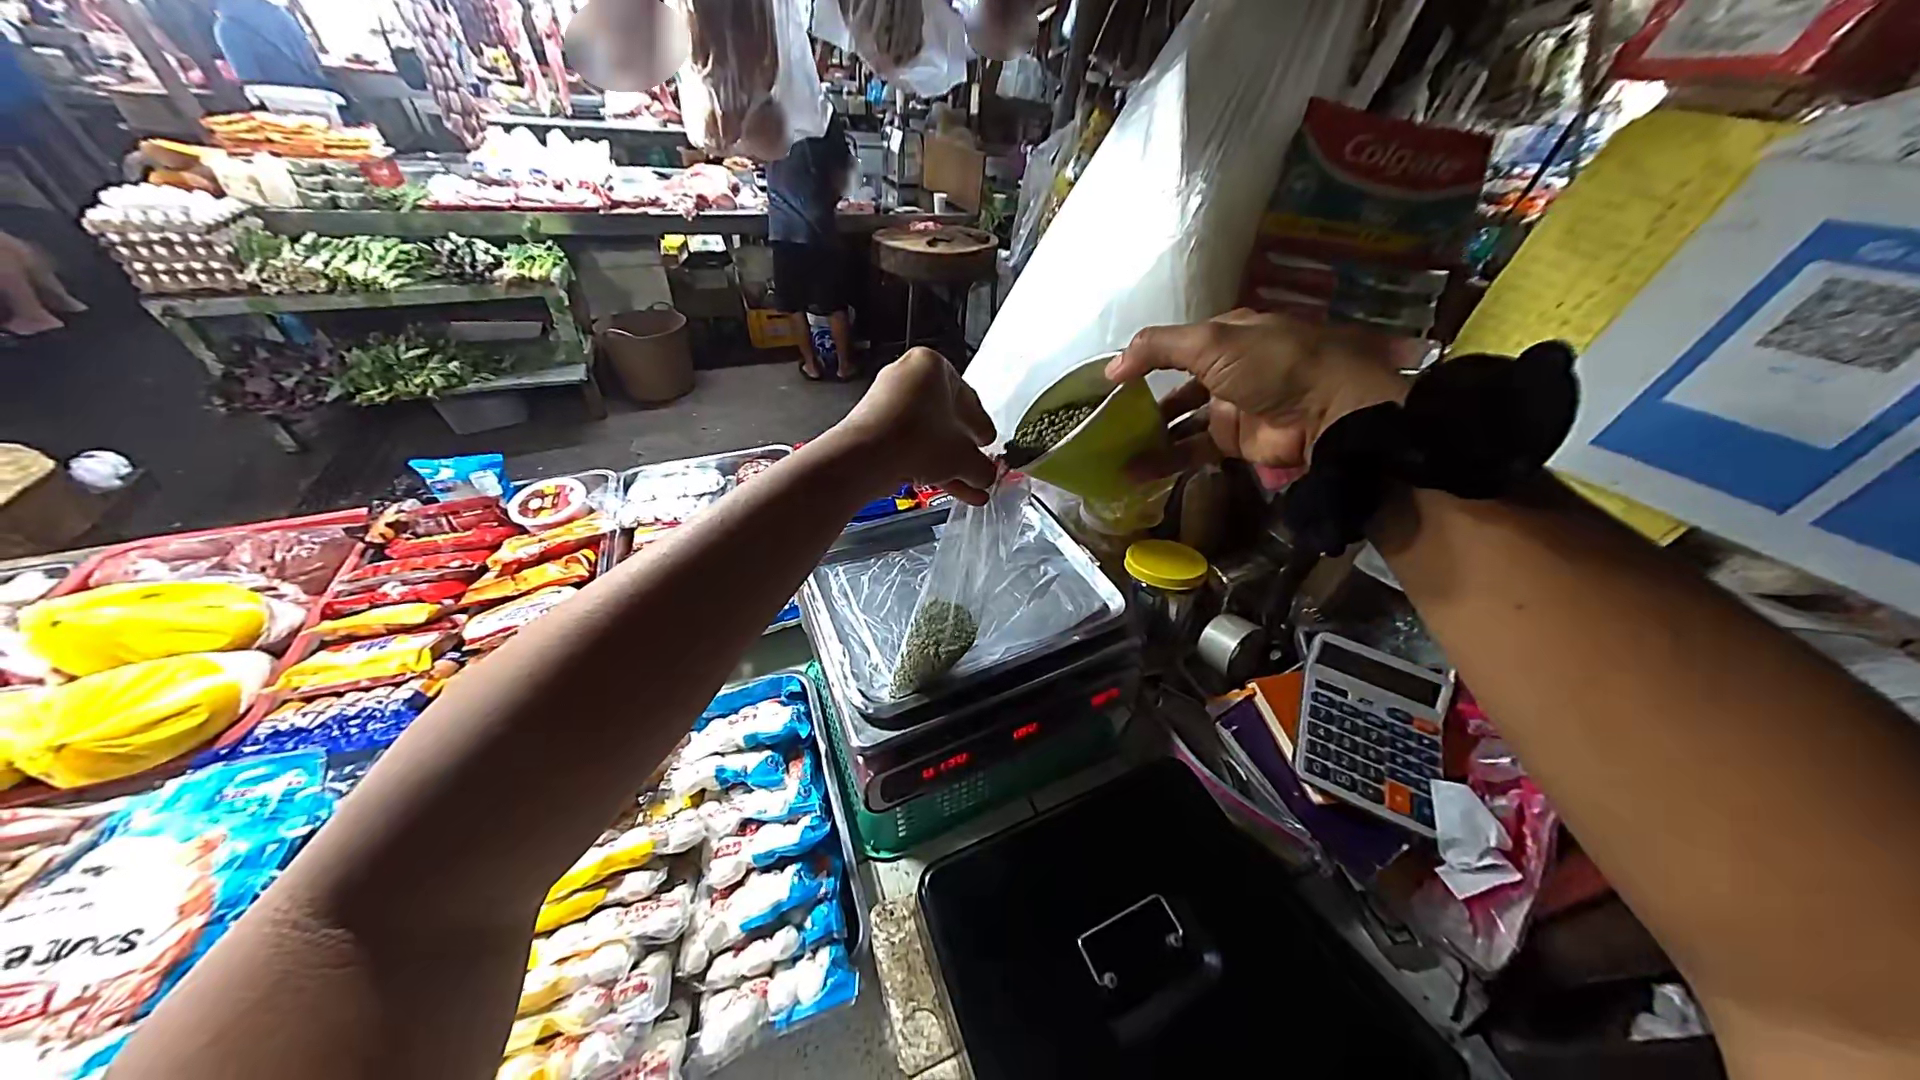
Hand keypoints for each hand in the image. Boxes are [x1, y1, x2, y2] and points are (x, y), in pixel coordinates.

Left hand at [829, 347, 998, 503]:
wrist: (864, 458)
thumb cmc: (913, 438)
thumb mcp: (964, 456)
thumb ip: (982, 466)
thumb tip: (984, 474)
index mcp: (931, 365)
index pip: (968, 398)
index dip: (981, 426)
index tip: (987, 442)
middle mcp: (905, 377)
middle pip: (945, 419)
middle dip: (962, 450)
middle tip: (976, 465)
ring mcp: (885, 404)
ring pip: (926, 437)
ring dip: (947, 464)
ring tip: (965, 486)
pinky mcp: (872, 430)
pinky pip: (907, 446)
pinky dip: (925, 465)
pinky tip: (943, 486)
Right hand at [1107, 310, 1408, 481]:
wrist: (1327, 411)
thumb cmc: (1270, 364)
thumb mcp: (1211, 341)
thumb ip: (1158, 349)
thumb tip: (1111, 369)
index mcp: (1224, 336)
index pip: (1175, 345)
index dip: (1143, 360)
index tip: (1109, 381)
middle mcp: (1225, 369)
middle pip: (1174, 384)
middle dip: (1142, 400)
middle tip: (1106, 418)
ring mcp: (1229, 406)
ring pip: (1179, 420)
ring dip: (1148, 434)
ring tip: (1111, 447)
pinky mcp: (1233, 441)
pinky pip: (1190, 450)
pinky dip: (1163, 461)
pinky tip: (1134, 471)